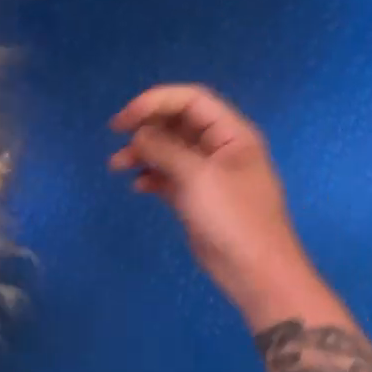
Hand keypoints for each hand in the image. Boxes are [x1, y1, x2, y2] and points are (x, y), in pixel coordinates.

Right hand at [109, 85, 311, 315]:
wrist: (254, 271)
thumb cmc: (233, 218)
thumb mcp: (198, 177)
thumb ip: (165, 149)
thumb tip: (138, 134)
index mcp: (231, 134)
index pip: (191, 100)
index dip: (156, 101)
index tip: (126, 118)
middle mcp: (220, 148)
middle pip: (178, 122)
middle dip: (146, 125)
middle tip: (117, 134)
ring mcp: (208, 173)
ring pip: (169, 149)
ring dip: (143, 152)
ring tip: (117, 165)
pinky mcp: (196, 197)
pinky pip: (168, 175)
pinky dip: (151, 176)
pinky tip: (138, 187)